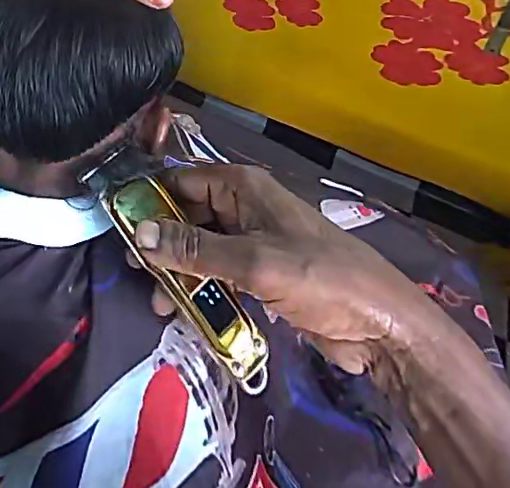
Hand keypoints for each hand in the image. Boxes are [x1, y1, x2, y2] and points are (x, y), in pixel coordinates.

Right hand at [133, 165, 444, 372]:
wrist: (385, 328)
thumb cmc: (321, 278)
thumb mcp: (253, 262)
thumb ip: (194, 249)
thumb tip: (140, 235)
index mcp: (242, 187)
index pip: (181, 182)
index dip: (151, 202)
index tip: (124, 231)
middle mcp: (243, 206)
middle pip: (188, 215)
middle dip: (163, 244)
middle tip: (139, 275)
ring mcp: (253, 239)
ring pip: (201, 247)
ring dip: (180, 272)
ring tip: (161, 303)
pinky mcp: (262, 271)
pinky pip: (220, 272)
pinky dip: (202, 288)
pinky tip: (187, 311)